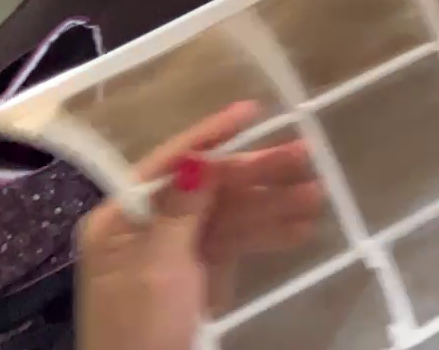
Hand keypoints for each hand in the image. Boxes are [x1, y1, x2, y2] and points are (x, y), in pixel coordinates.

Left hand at [76, 102, 325, 349]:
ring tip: (317, 195)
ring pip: (230, 211)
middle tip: (306, 154)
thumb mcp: (159, 269)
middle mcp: (147, 226)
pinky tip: (303, 228)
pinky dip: (267, 234)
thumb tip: (198, 158)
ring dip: (273, 203)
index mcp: (121, 221)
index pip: (170, 163)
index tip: (253, 111)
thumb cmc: (140, 333)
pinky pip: (236, 240)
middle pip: (210, 185)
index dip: (212, 135)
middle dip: (258, 172)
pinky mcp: (196, 270)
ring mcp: (174, 248)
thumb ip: (180, 210)